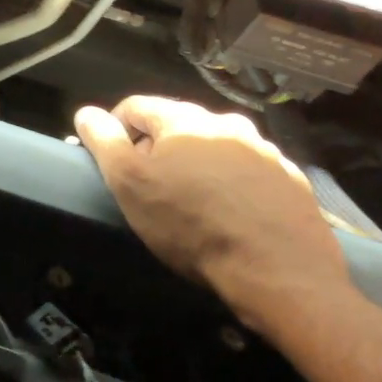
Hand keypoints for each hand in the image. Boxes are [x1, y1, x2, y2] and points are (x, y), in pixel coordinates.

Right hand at [74, 96, 350, 333]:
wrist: (280, 275)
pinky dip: (234, 185)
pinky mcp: (293, 181)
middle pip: (177, 126)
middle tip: (152, 189)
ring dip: (198, 166)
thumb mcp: (129, 183)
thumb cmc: (191, 225)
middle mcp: (227, 122)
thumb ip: (104, 141)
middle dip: (159, 150)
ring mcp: (266, 151)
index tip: (115, 166)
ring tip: (194, 204)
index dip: (115, 131)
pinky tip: (232, 216)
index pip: (134, 106)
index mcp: (184, 118)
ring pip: (215, 148)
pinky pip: (249, 172)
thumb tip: (88, 113)